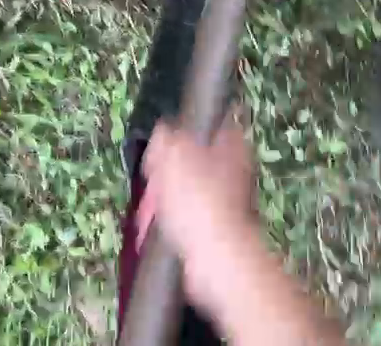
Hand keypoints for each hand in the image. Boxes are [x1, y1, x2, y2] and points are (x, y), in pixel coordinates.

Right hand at [136, 116, 259, 311]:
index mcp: (230, 139)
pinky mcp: (219, 226)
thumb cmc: (197, 198)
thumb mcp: (172, 153)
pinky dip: (170, 222)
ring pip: (186, 189)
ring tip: (147, 213)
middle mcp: (234, 165)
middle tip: (151, 182)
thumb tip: (163, 134)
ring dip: (163, 200)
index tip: (159, 145)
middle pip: (190, 158)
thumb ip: (165, 137)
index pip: (202, 122)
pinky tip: (154, 230)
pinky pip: (187, 216)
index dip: (177, 130)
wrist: (217, 259)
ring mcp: (227, 197)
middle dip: (164, 172)